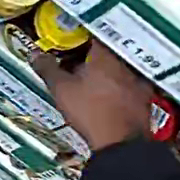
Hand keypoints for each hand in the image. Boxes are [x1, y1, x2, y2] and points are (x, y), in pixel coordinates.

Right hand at [32, 41, 154, 151]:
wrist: (120, 144)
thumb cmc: (91, 113)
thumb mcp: (62, 90)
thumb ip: (48, 69)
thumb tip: (35, 55)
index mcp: (105, 55)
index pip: (92, 34)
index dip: (78, 36)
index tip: (68, 42)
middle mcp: (125, 64)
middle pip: (106, 51)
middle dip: (90, 56)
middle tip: (75, 64)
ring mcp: (138, 81)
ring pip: (118, 68)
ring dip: (105, 72)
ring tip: (89, 83)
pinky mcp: (144, 99)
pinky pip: (128, 86)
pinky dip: (117, 88)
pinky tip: (106, 98)